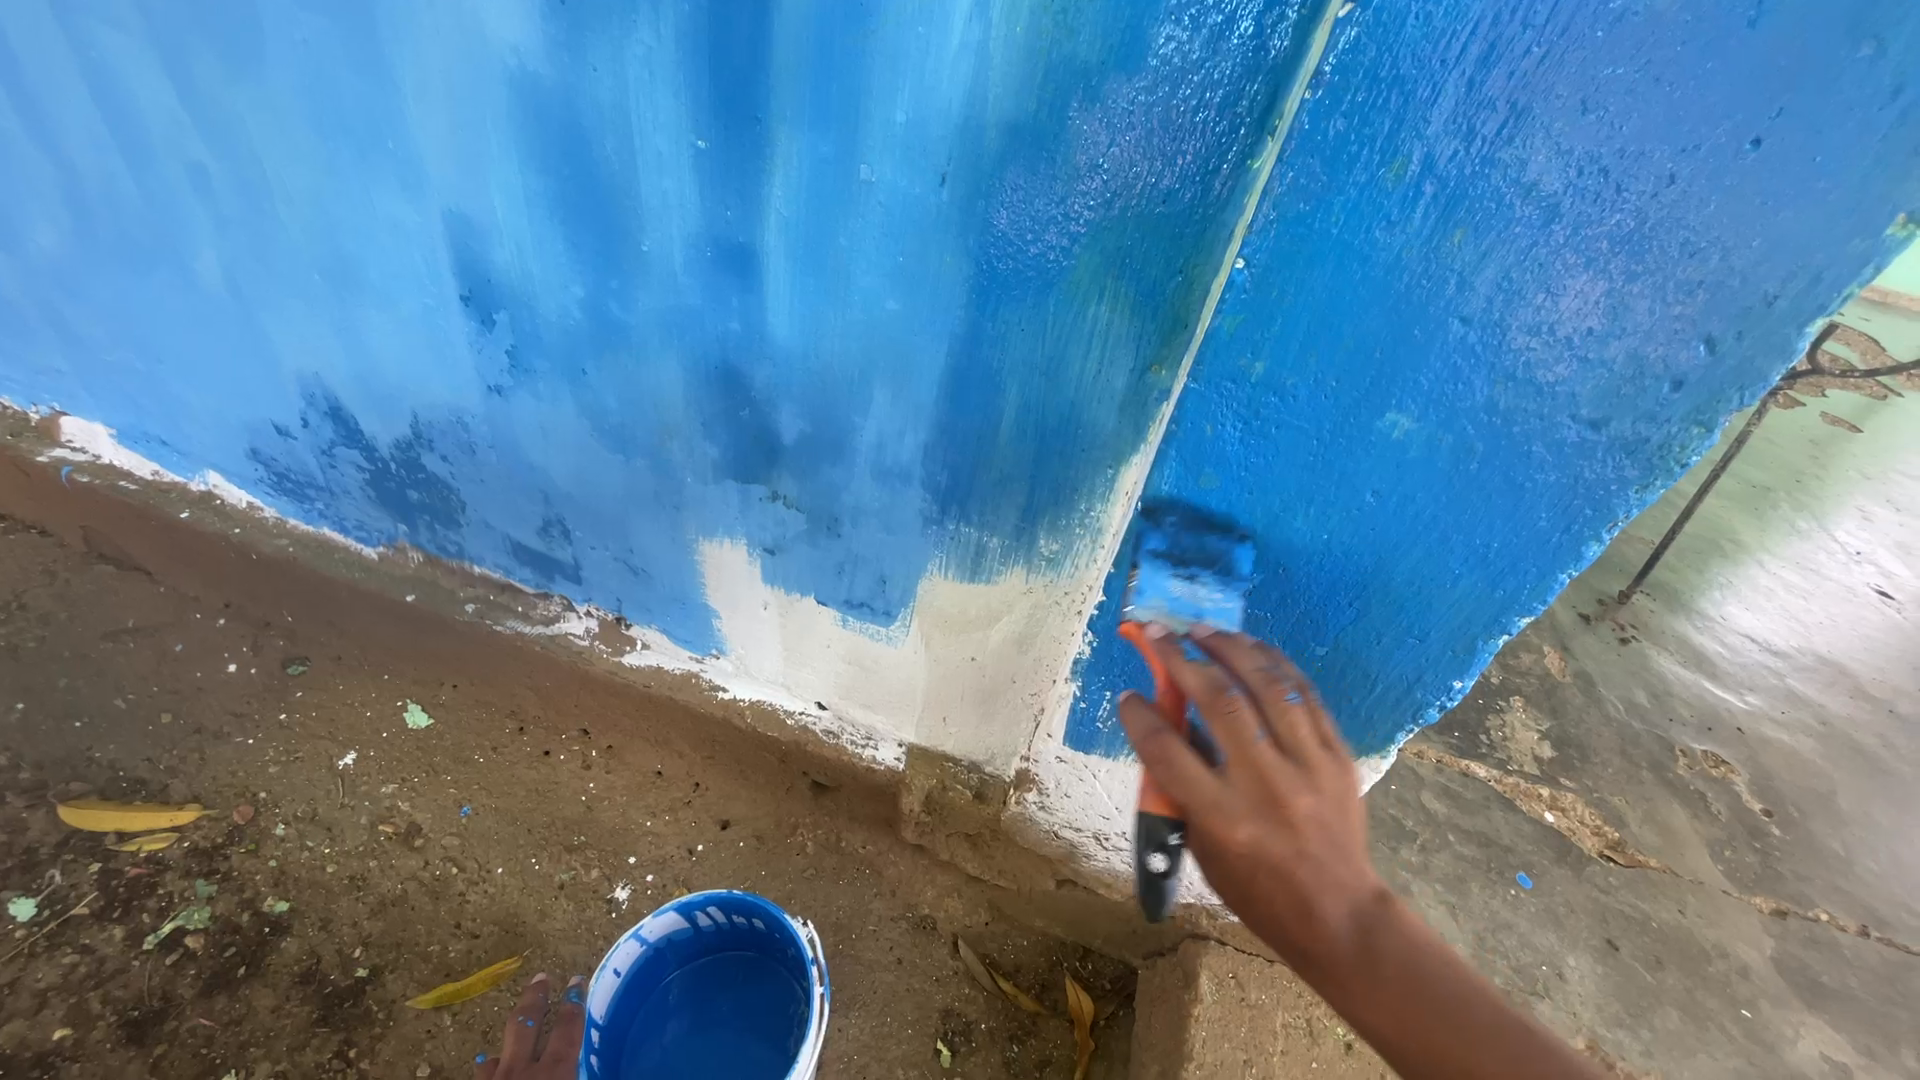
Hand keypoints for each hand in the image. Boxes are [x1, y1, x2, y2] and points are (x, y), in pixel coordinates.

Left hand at [475, 973, 585, 1079]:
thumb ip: (580, 1074)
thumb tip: (603, 1070)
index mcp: (554, 1072)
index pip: (568, 1028)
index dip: (574, 1002)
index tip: (576, 980)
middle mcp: (522, 1071)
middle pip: (527, 1025)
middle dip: (535, 999)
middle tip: (541, 977)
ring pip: (498, 1051)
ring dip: (508, 1037)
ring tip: (515, 1022)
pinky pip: (482, 1075)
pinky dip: (490, 1067)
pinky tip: (492, 1066)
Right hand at [1117, 625, 1388, 977]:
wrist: (1338, 914)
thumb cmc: (1255, 888)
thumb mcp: (1202, 845)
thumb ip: (1183, 784)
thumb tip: (1169, 721)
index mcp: (1222, 817)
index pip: (1167, 749)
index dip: (1140, 715)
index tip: (1128, 694)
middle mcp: (1265, 784)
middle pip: (1218, 701)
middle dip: (1181, 658)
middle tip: (1158, 632)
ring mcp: (1308, 766)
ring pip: (1266, 685)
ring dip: (1229, 647)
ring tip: (1203, 628)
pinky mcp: (1337, 756)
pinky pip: (1304, 694)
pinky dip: (1273, 663)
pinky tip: (1251, 647)